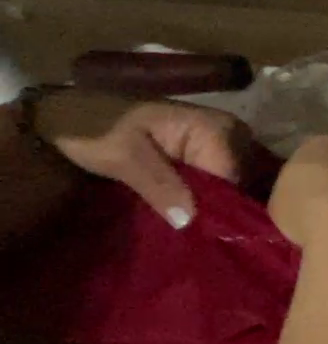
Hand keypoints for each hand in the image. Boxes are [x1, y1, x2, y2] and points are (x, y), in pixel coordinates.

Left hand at [53, 101, 251, 226]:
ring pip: (238, 180)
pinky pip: (225, 176)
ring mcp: (226, 140)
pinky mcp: (215, 149)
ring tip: (203, 226)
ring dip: (221, 203)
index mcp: (217, 130)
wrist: (68, 110)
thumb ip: (158, 186)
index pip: (235, 178)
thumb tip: (189, 221)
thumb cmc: (92, 127)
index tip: (204, 232)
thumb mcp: (120, 158)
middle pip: (244, 179)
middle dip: (226, 206)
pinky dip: (215, 195)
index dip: (221, 206)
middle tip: (203, 232)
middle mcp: (235, 133)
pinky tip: (200, 210)